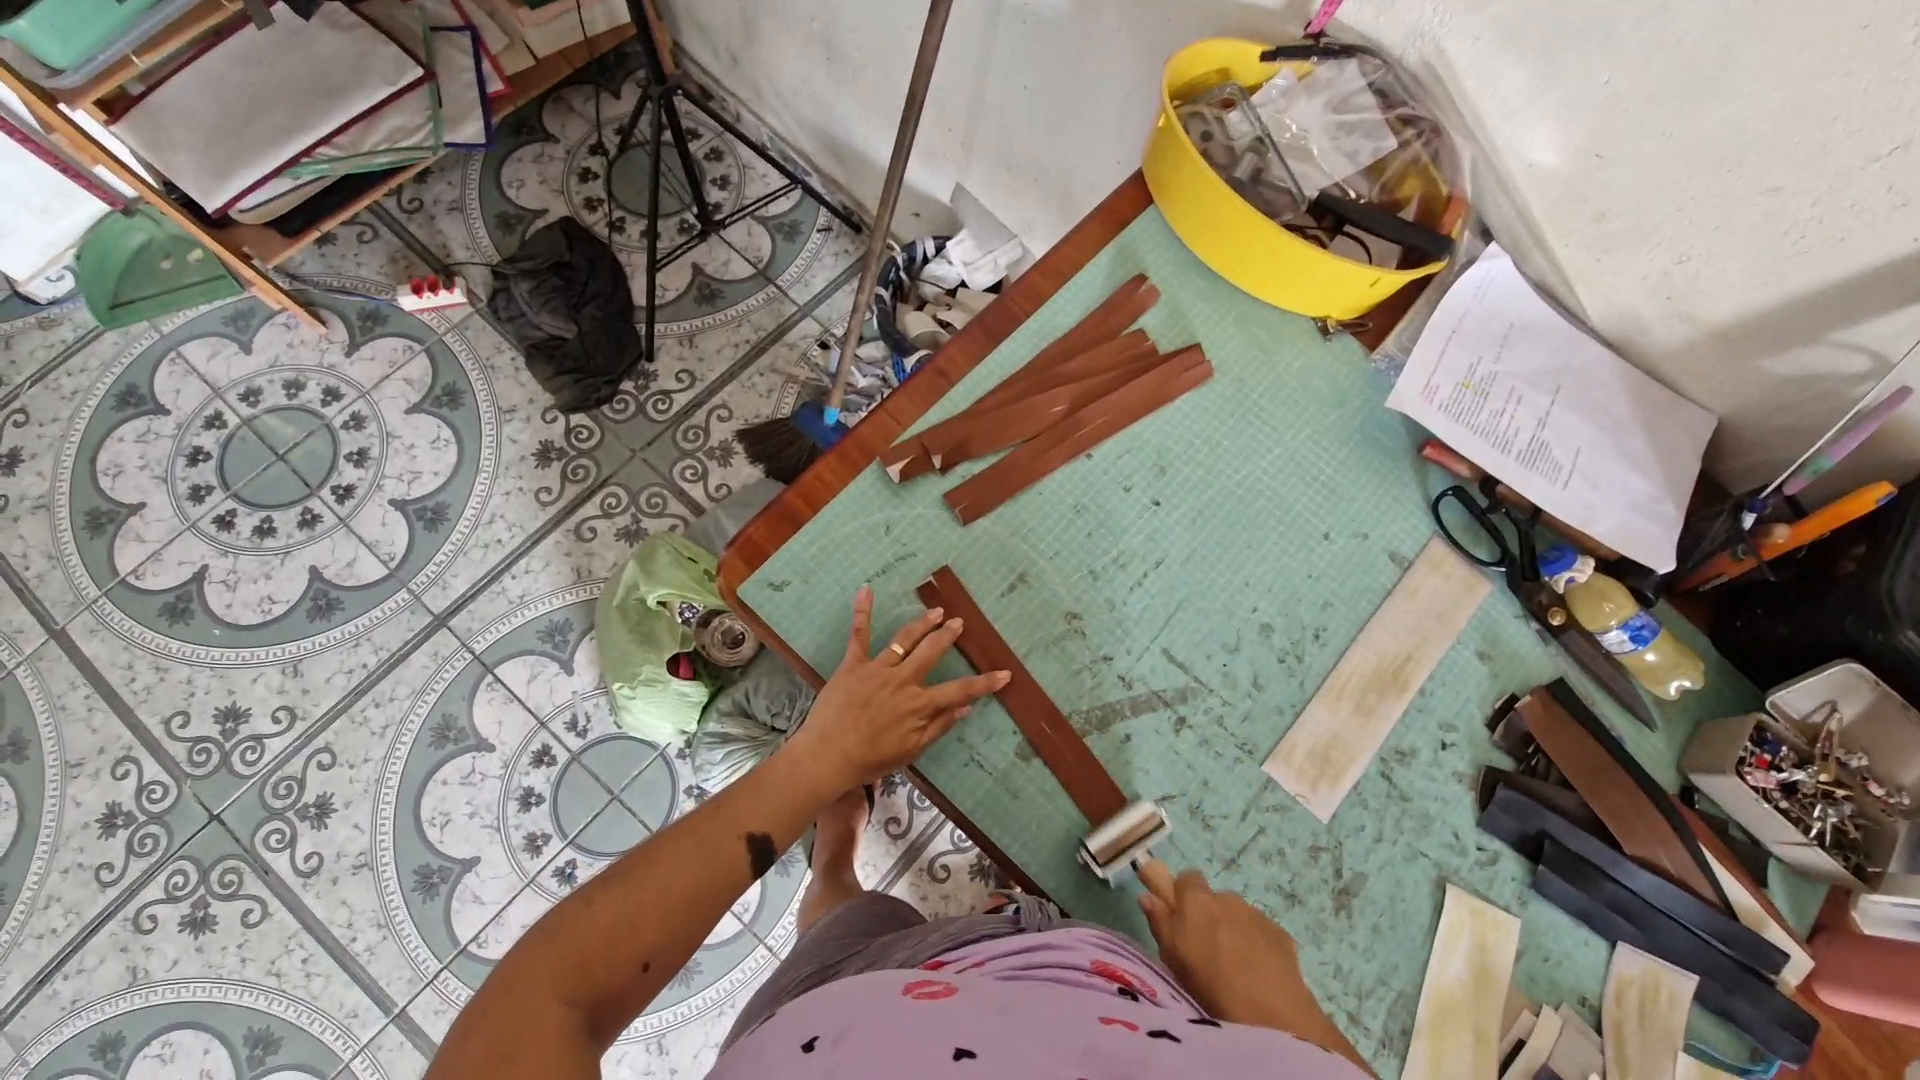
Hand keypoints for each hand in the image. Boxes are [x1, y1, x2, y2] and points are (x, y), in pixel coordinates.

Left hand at [783, 586, 1008, 793]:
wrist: (828, 756)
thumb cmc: (871, 759)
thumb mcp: (912, 750)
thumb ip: (939, 727)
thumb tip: (966, 708)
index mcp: (920, 704)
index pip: (960, 690)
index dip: (984, 682)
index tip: (1004, 673)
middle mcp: (903, 681)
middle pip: (932, 652)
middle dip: (948, 636)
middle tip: (959, 623)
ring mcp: (877, 669)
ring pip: (905, 640)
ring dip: (922, 623)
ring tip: (936, 612)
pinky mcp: (853, 664)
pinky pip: (859, 635)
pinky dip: (863, 612)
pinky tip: (866, 590)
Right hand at [1137, 860, 1370, 1071]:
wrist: (1270, 1012)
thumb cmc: (1210, 985)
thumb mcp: (1172, 957)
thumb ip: (1160, 922)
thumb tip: (1147, 896)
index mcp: (1197, 900)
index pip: (1187, 878)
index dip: (1183, 895)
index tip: (1181, 918)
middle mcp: (1228, 899)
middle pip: (1214, 899)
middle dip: (1210, 917)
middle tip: (1207, 950)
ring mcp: (1257, 915)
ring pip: (1239, 916)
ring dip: (1234, 931)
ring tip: (1235, 966)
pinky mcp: (1281, 934)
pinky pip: (1261, 932)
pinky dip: (1257, 945)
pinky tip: (1258, 973)